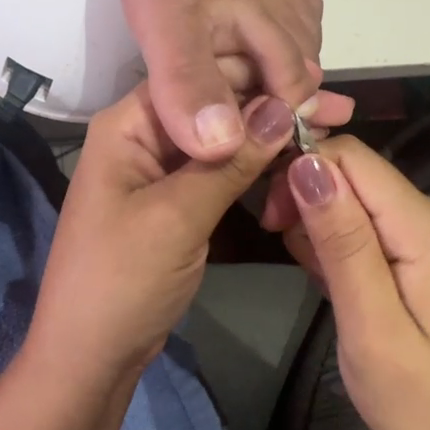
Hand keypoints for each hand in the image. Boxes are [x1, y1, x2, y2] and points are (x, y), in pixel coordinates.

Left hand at [28, 81, 353, 374]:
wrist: (90, 356)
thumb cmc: (122, 279)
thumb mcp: (178, 216)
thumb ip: (231, 161)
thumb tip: (284, 106)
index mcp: (129, 123)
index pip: (196, 76)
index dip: (255, 74)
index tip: (318, 82)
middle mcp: (144, 134)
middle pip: (213, 104)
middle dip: (271, 103)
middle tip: (339, 107)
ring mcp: (161, 168)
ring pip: (223, 136)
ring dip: (270, 133)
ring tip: (333, 126)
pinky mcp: (176, 197)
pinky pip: (221, 167)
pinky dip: (256, 163)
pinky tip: (296, 159)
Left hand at [71, 0, 324, 165]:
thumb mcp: (171, 10)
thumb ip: (191, 82)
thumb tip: (221, 154)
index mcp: (277, 19)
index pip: (292, 95)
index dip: (270, 131)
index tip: (235, 158)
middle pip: (289, 57)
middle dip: (260, 94)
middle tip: (216, 120)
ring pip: (273, 14)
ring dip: (247, 48)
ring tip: (210, 75)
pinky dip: (235, 1)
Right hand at [262, 138, 429, 429]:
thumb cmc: (427, 408)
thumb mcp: (373, 331)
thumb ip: (342, 243)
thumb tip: (307, 163)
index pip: (352, 156)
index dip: (302, 172)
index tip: (274, 220)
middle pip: (355, 173)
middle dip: (308, 200)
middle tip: (287, 252)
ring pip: (360, 196)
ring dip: (324, 227)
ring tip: (319, 281)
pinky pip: (376, 222)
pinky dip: (346, 244)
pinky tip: (340, 284)